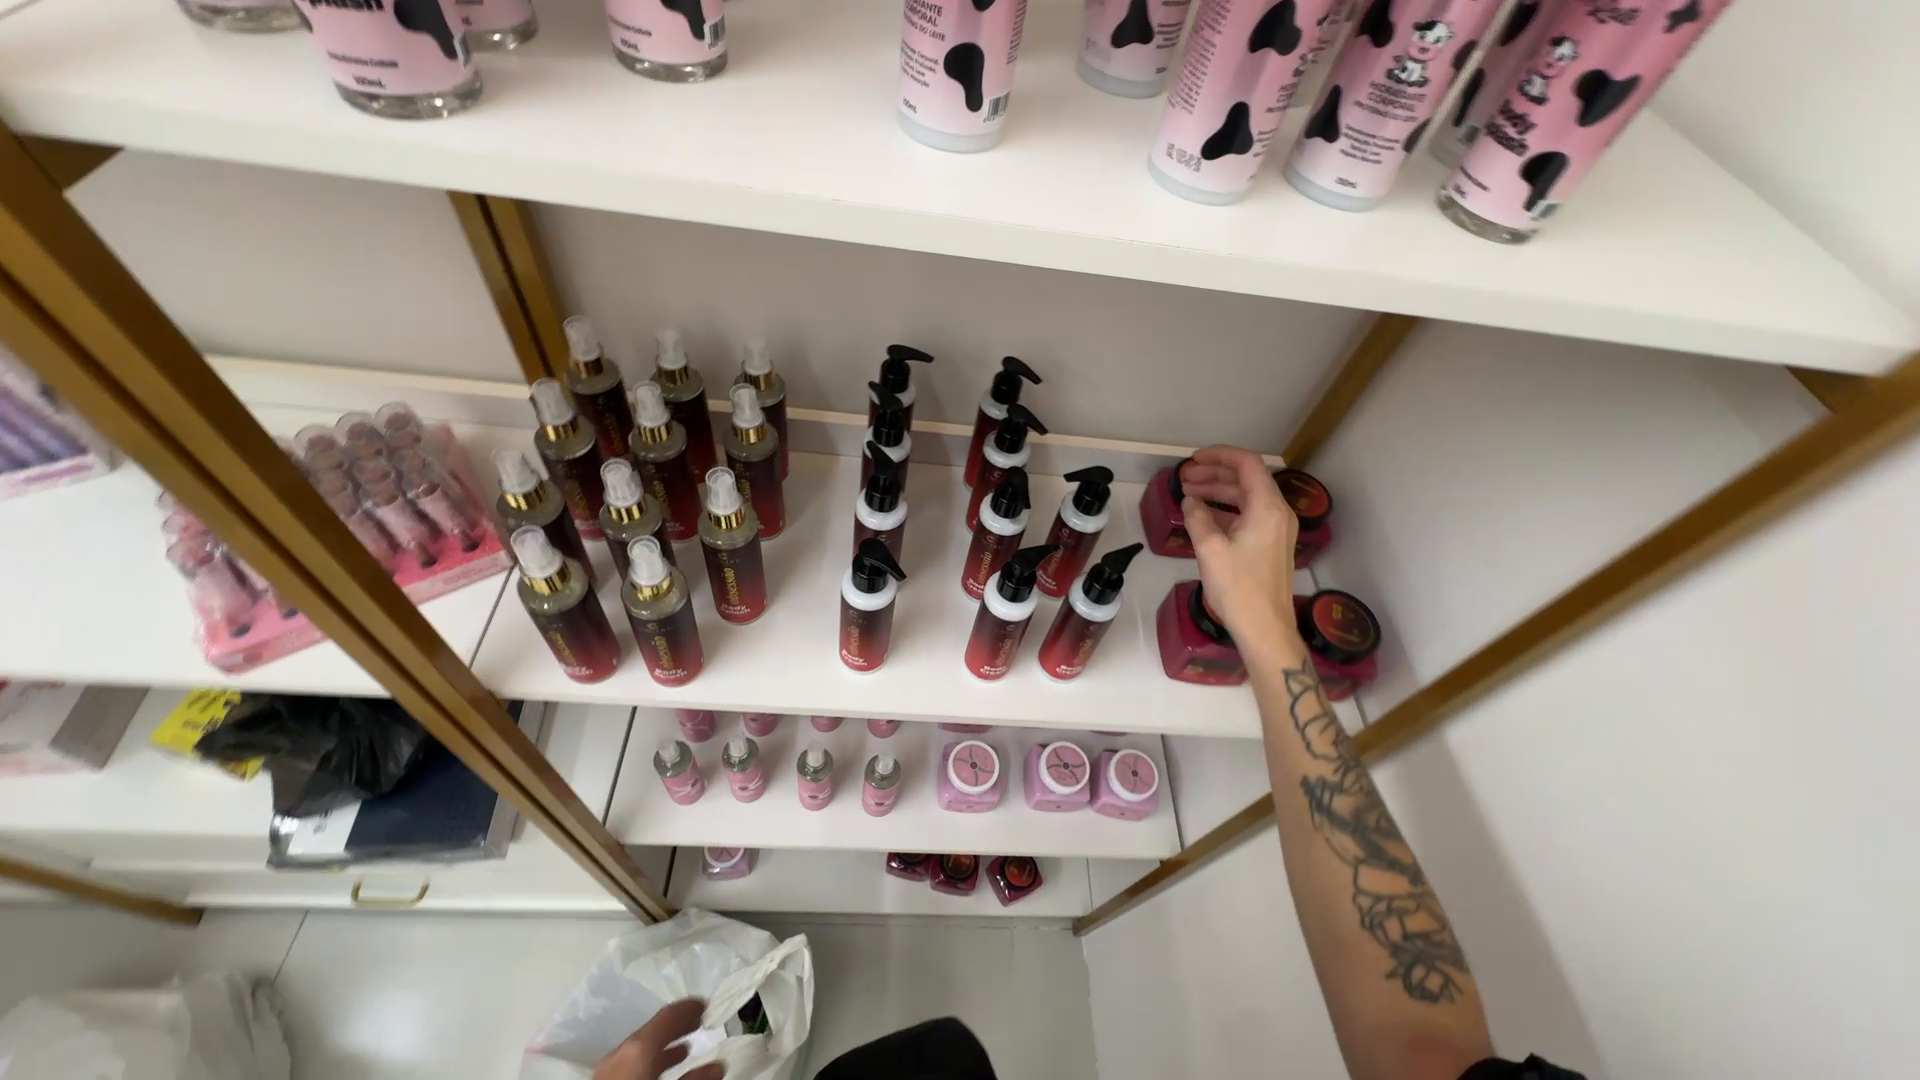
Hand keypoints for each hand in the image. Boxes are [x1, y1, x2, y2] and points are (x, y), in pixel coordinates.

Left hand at [594, 999, 725, 1079]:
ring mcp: (609, 1070)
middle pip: (654, 1029)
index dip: (689, 1008)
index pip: (667, 1015)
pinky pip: (633, 1063)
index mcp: (638, 1048)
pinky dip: (652, 1061)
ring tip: (688, 1048)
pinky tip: (664, 1071)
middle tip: (702, 1022)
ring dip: (667, 1044)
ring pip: (643, 1048)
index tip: (707, 1006)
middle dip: (679, 1025)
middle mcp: (622, 1052)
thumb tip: (719, 1065)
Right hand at [1179, 445, 1299, 657]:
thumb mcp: (1210, 549)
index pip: (1247, 465)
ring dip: (1218, 492)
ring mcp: (1277, 530)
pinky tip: (1203, 517)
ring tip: (1189, 494)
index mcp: (1267, 508)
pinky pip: (1248, 516)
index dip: (1219, 456)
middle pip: (1247, 480)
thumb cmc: (1238, 588)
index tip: (1193, 459)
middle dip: (1214, 474)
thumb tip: (1191, 501)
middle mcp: (1277, 514)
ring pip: (1246, 498)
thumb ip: (1198, 518)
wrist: (1265, 628)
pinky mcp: (1271, 546)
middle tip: (1184, 478)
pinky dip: (1226, 510)